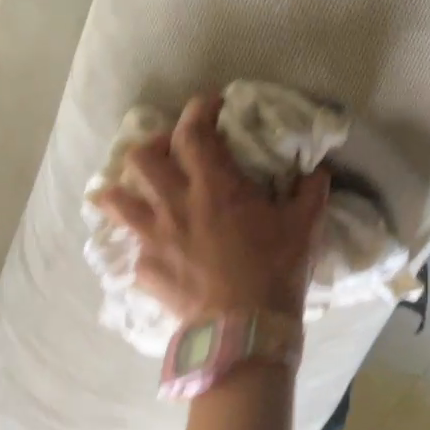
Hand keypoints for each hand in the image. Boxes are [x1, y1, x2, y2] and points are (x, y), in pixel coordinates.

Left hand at [95, 94, 329, 326]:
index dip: (198, 111)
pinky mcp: (142, 268)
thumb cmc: (278, 268)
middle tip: (176, 146)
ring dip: (126, 185)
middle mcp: (175, 205)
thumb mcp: (307, 224)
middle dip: (156, 142)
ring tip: (143, 187)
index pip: (194, 134)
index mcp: (216, 188)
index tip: (210, 102)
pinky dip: (142, 235)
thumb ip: (311, 190)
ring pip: (114, 197)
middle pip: (142, 157)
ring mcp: (151, 238)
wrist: (243, 327)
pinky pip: (131, 243)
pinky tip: (159, 242)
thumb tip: (315, 171)